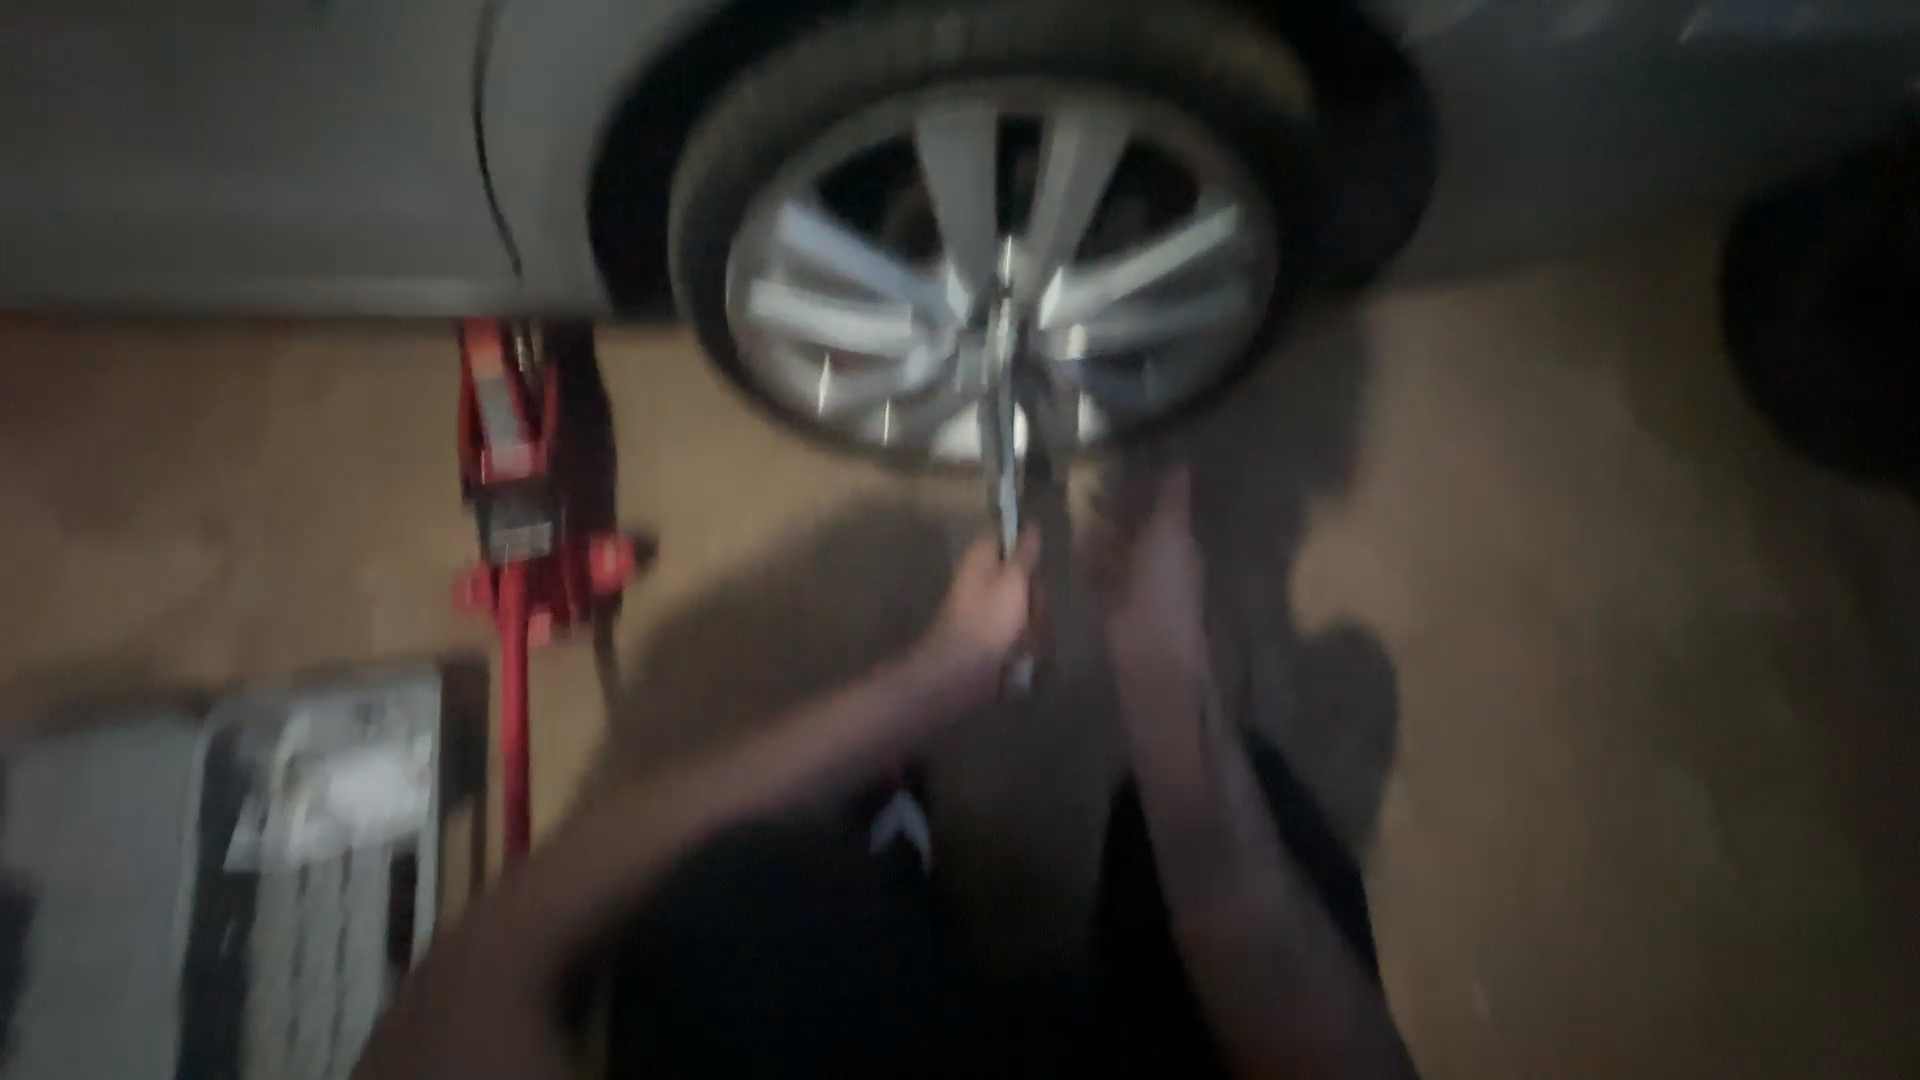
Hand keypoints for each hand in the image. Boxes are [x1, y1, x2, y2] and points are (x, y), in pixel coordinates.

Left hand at [919, 531, 1040, 681]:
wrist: (961, 672)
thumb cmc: (988, 620)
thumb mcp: (1012, 580)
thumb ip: (1024, 552)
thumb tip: (1031, 522)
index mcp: (982, 559)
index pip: (1007, 537)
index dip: (1027, 547)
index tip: (1037, 564)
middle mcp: (984, 580)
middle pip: (1023, 575)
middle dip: (1036, 594)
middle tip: (1032, 608)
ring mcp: (988, 609)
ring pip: (1026, 605)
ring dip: (1033, 622)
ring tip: (1025, 637)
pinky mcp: (992, 635)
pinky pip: (1020, 630)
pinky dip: (1024, 641)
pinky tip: (1021, 652)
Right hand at [1093, 468, 1208, 673]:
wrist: (1148, 646)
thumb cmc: (1163, 586)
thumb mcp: (1169, 534)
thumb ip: (1172, 501)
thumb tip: (1181, 464)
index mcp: (1178, 542)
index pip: (1162, 509)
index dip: (1143, 491)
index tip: (1120, 471)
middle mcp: (1159, 558)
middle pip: (1136, 528)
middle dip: (1116, 512)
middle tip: (1089, 490)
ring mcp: (1136, 580)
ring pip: (1117, 549)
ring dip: (1100, 535)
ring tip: (1079, 516)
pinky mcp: (1114, 598)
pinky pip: (1101, 572)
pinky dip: (1090, 562)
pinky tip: (1077, 550)